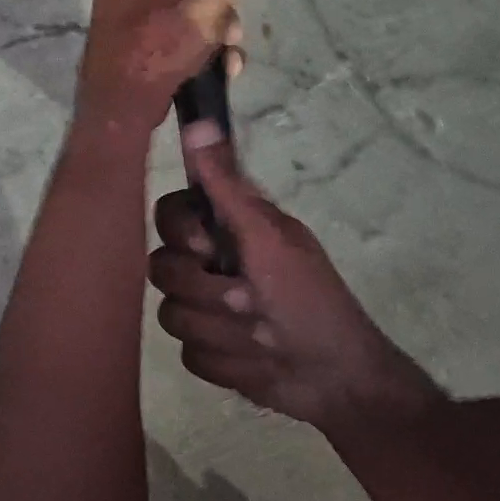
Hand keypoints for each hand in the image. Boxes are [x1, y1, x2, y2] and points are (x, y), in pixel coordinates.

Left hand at [75, 0, 260, 132]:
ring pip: (188, 2)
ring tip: (227, 43)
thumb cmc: (157, 39)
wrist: (124, 104)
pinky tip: (222, 65)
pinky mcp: (144, 43)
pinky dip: (203, 47)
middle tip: (230, 4)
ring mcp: (134, 13)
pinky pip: (182, 33)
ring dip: (217, 23)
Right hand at [149, 160, 445, 435]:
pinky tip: (254, 362)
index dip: (182, 236)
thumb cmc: (308, 298)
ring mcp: (204, 309)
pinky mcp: (207, 351)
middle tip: (251, 301)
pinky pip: (187, 355)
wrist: (337, 379)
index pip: (168, 216)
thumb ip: (225, 184)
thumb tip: (200, 121)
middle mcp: (207, 265)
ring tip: (262, 337)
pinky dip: (225, 361)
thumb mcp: (267, 236)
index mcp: (223, 229)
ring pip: (171, 315)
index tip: (209, 250)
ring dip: (223, 331)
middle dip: (208, 293)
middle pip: (162, 269)